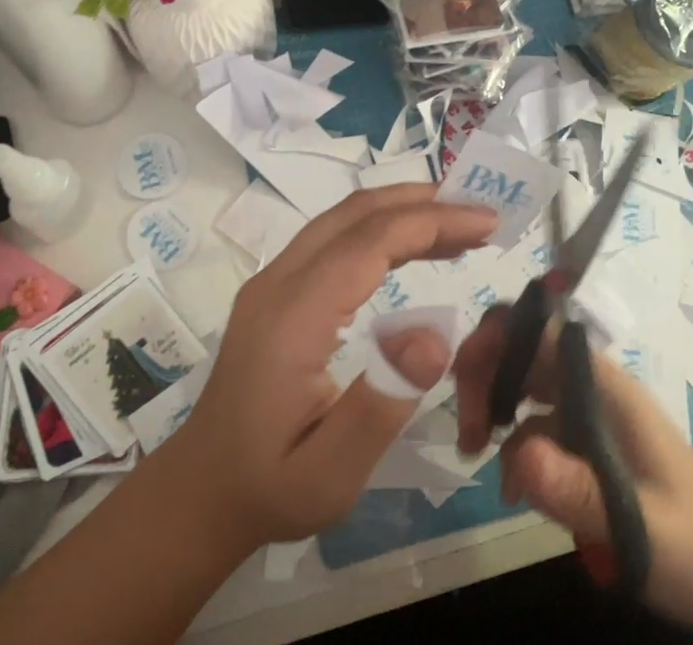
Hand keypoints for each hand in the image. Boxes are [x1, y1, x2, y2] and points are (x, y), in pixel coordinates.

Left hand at [165, 185, 497, 546]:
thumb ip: (381, 404)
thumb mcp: (331, 472)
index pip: (368, 242)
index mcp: (291, 318)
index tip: (488, 222)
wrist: (204, 489)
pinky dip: (380, 233)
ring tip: (463, 226)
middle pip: (353, 215)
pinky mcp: (276, 295)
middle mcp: (276, 285)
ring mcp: (271, 285)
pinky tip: (414, 249)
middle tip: (484, 213)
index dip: (431, 222)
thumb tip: (434, 334)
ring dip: (402, 213)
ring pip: (341, 221)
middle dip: (423, 203)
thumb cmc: (271, 486)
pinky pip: (332, 242)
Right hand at [453, 307, 692, 635]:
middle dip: (484, 381)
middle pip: (524, 356)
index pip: (542, 332)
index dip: (496, 340)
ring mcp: (593, 420)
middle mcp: (598, 394)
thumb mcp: (638, 527)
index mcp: (611, 392)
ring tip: (479, 463)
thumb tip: (514, 450)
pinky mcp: (590, 450)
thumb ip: (576, 491)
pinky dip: (514, 452)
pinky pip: (537, 432)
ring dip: (493, 416)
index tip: (464, 386)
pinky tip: (511, 491)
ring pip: (525, 393)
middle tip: (467, 436)